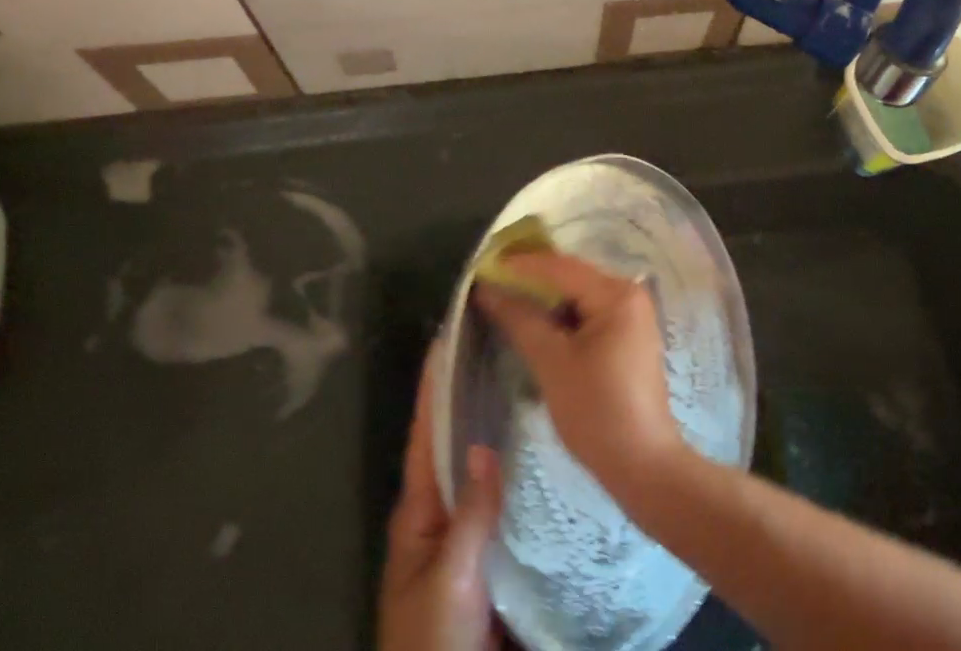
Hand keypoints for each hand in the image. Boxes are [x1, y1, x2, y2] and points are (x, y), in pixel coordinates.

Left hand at [378, 345, 502, 650]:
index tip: (446, 340)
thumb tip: (485, 446)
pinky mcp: (488, 553)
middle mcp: (440, 513)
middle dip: (467, 398)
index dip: (433, 389)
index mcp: (419, 512)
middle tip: (498, 351)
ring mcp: (464, 534)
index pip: (426, 437)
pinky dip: (514, 471)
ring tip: (524, 383)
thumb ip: (471, 515)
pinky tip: (540, 452)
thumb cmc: (435, 636)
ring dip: (493, 428)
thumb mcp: (452, 576)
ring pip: (479, 470)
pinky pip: (500, 501)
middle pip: (452, 445)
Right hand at [475, 252, 689, 499]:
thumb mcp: (551, 362)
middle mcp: (630, 296)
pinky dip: (561, 320)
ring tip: (504, 305)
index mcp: (617, 295)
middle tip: (489, 286)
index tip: (482, 268)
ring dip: (544, 303)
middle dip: (530, 283)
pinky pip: (587, 317)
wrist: (641, 464)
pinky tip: (534, 328)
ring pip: (577, 298)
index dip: (519, 266)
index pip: (560, 267)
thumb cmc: (596, 410)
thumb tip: (487, 289)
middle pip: (571, 279)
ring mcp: (632, 318)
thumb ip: (519, 319)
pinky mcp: (627, 339)